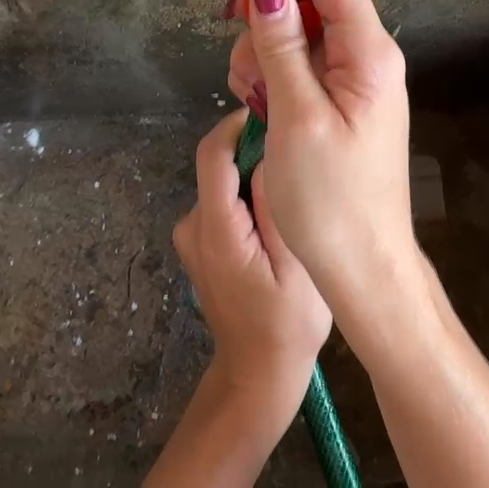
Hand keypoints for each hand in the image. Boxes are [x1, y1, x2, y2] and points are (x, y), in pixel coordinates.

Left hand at [173, 110, 331, 414]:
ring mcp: (192, 238)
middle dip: (255, 157)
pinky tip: (276, 224)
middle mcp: (193, 226)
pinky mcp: (200, 246)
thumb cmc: (287, 323)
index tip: (272, 116)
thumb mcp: (297, 264)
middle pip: (219, 166)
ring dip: (253, 182)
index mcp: (216, 228)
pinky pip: (222, 205)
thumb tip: (267, 155)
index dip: (237, 125)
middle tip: (297, 163)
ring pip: (223, 185)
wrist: (258, 373)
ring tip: (293, 198)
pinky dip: (246, 203)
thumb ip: (276, 207)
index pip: (212, 155)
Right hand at [216, 0, 420, 332]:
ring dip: (262, 55)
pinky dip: (271, 79)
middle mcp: (366, 57)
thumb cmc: (333, 201)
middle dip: (265, 18)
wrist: (362, 269)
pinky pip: (299, 69)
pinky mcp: (338, 104)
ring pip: (296, 36)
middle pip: (309, 1)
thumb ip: (281, 43)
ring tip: (253, 100)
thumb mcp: (297, 115)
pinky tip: (260, 108)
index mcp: (368, 52)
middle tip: (240, 57)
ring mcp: (352, 82)